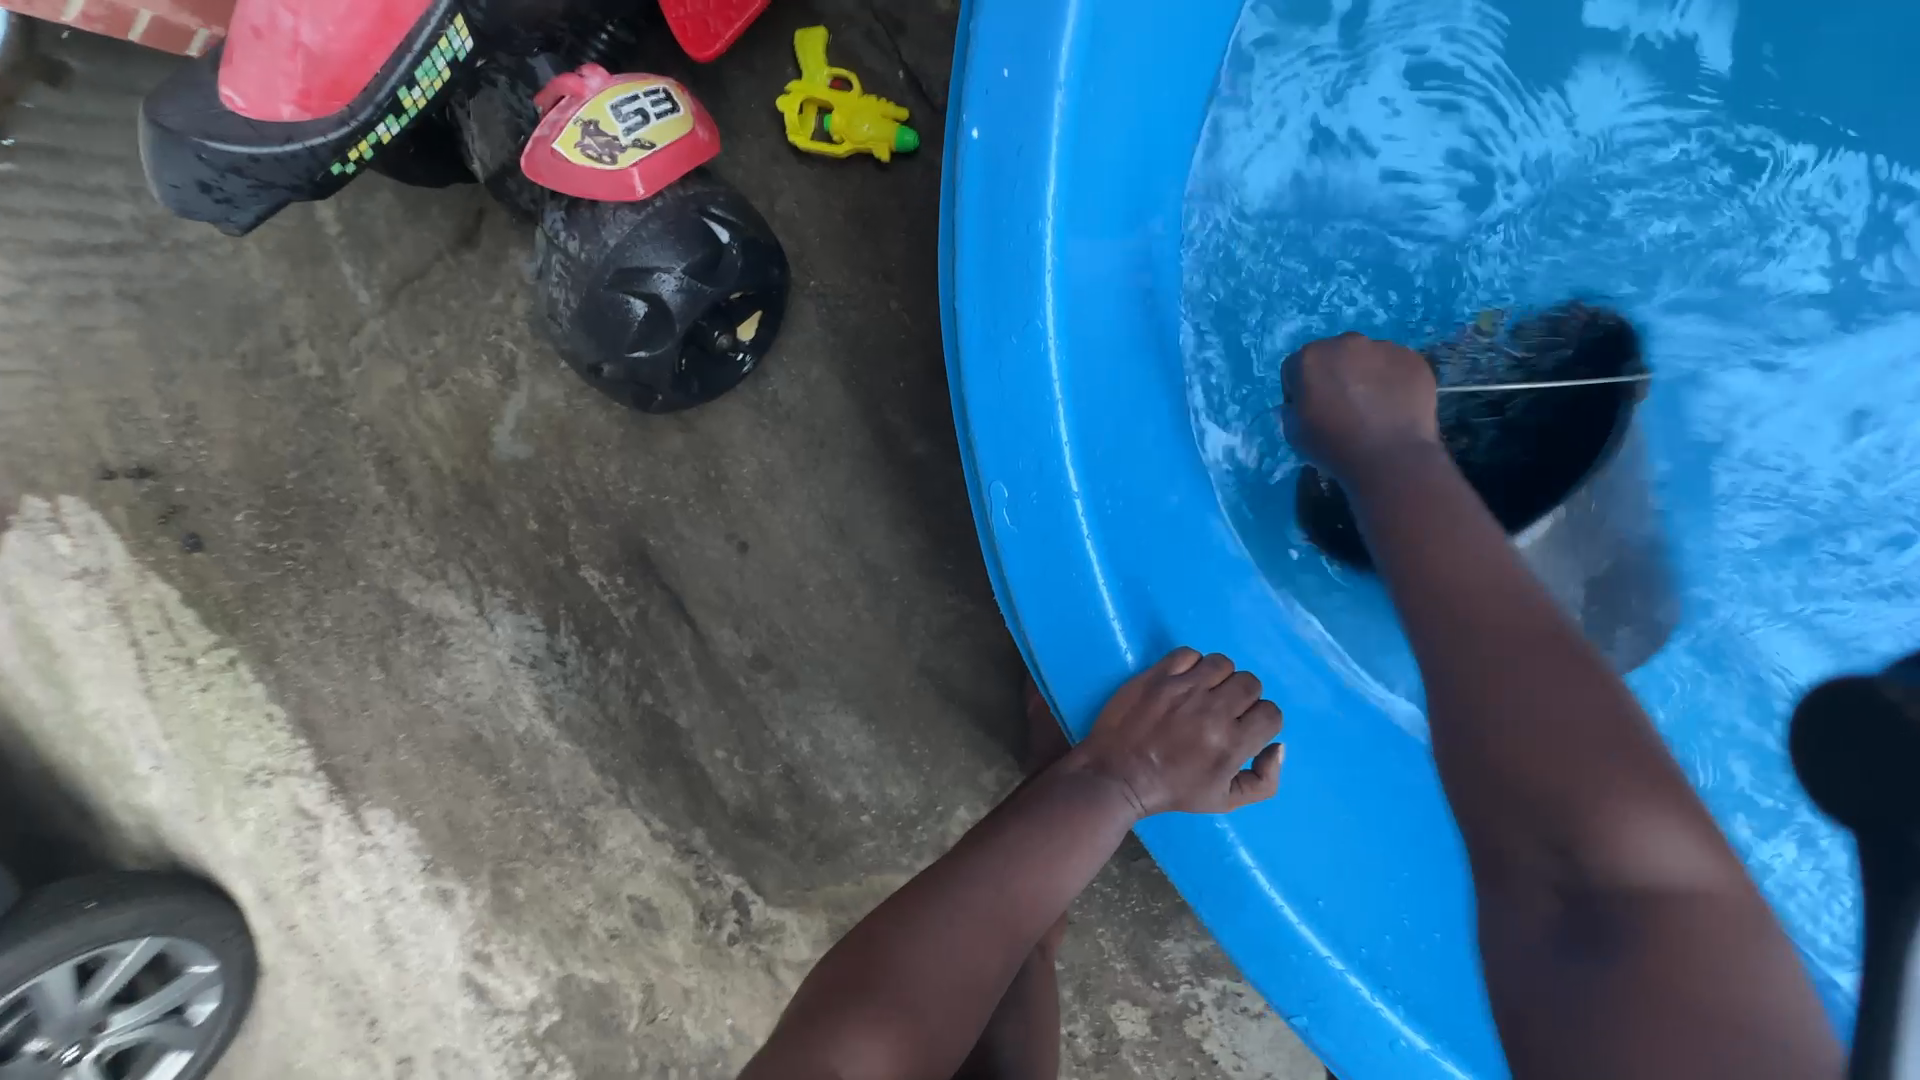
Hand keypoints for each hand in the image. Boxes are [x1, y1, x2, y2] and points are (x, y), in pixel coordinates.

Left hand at [1065, 648, 1284, 817]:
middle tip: (1222, 710)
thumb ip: (1264, 781)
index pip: (1271, 713)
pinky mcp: (1156, 676)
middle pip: (1250, 683)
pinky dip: (1190, 664)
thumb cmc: (1172, 790)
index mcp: (1232, 745)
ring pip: (1222, 663)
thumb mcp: (1225, 801)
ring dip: (1218, 677)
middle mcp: (1212, 712)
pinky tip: (1182, 682)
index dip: (1260, 720)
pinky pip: (1187, 653)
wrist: (1116, 775)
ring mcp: (1182, 689)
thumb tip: (1278, 747)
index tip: (1242, 727)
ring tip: (1202, 693)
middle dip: (1242, 697)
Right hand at [1279, 332, 1440, 482]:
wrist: (1389, 456)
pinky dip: (1392, 380)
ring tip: (1372, 406)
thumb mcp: (1292, 431)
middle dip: (1333, 375)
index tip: (1309, 410)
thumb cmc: (1333, 445)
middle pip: (1333, 355)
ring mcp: (1383, 347)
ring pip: (1367, 358)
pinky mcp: (1413, 358)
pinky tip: (1393, 406)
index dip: (1299, 390)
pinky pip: (1396, 366)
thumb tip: (1301, 402)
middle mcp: (1345, 342)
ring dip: (1364, 375)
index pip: (1296, 368)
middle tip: (1341, 405)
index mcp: (1309, 357)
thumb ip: (1292, 408)